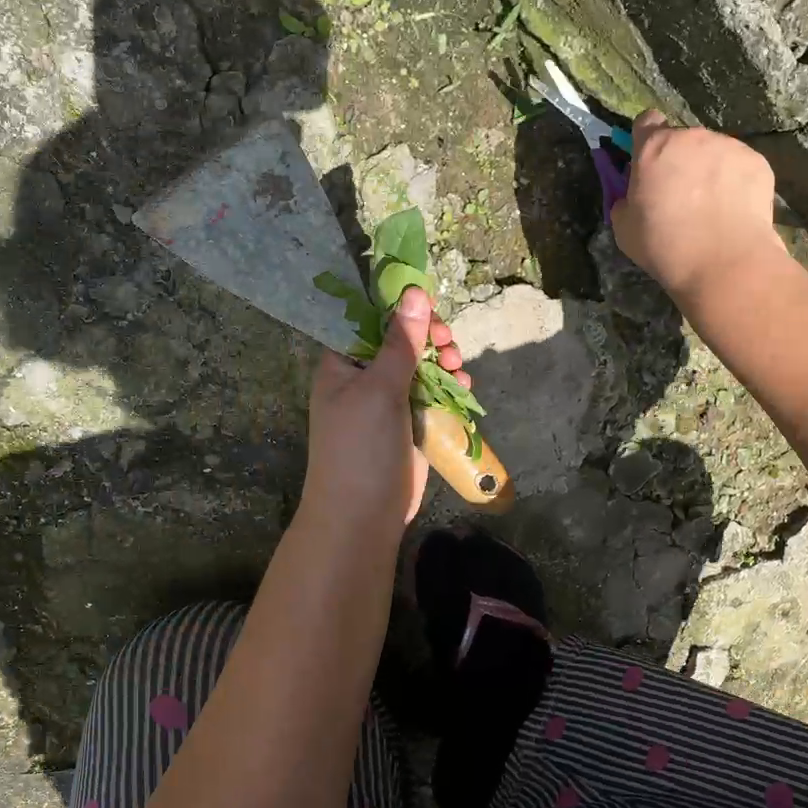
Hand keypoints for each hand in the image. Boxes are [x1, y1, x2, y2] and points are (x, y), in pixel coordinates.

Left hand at [302, 286, 467, 535]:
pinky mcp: (410, 424)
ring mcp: (388, 403)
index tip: (429, 301)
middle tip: (448, 341)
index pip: (369, 320)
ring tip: (458, 367)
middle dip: (429, 337)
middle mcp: (363, 378)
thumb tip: (415, 291)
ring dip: (443, 361)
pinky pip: (432, 394)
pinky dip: (449, 387)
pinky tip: (464, 386)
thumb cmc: (360, 447)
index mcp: (343, 364)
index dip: (399, 307)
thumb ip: (401, 342)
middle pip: (401, 341)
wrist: (362, 516)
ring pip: (421, 367)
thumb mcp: (379, 389)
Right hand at [609, 110, 785, 296]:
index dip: (647, 140)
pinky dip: (736, 181)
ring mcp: (728, 146)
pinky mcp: (757, 161)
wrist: (723, 263)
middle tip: (683, 197)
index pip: (647, 122)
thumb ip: (625, 202)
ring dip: (710, 170)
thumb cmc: (665, 246)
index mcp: (654, 147)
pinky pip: (740, 166)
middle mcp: (691, 137)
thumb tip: (632, 198)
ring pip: (714, 151)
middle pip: (682, 140)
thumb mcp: (625, 229)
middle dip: (680, 161)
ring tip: (713, 207)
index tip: (650, 163)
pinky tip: (735, 210)